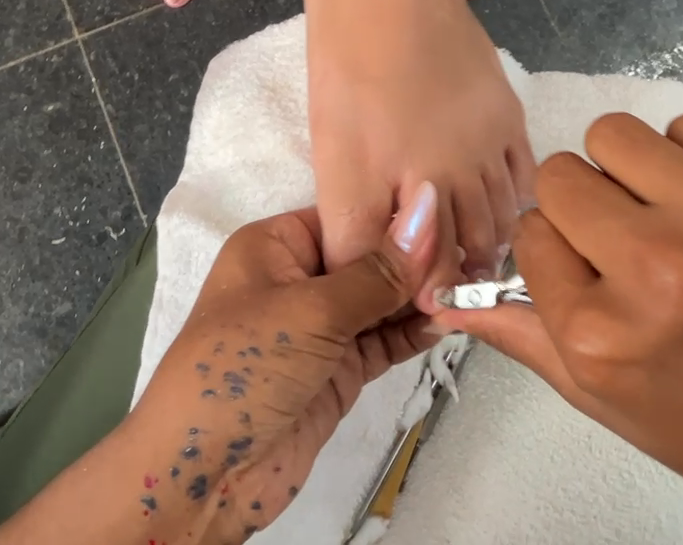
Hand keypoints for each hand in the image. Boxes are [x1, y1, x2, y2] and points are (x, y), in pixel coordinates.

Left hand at [123, 188, 441, 543]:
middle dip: (414, 261)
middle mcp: (296, 279)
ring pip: (379, 302)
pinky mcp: (337, 370)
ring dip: (419, 298)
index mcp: (275, 246)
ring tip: (472, 286)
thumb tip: (431, 209)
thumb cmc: (246, 364)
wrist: (210, 472)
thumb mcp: (312, 309)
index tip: (451, 213)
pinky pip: (382, 341)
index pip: (345, 216)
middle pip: (366, 259)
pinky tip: (450, 320)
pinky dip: (413, 333)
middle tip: (472, 254)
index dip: (394, 217)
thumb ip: (378, 270)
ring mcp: (318, 328)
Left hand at [305, 0, 532, 312]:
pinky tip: (503, 209)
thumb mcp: (334, 147)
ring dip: (486, 245)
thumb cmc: (347, 61)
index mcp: (424, 189)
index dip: (419, 300)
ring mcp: (496, 137)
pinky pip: (521, 172)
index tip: (409, 318)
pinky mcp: (506, 106)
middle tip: (442, 300)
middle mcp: (472, 173)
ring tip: (471, 266)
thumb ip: (354, 220)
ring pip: (500, 215)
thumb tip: (362, 277)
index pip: (429, 271)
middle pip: (472, 247)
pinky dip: (512, 201)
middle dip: (456, 278)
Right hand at [442, 114, 682, 544]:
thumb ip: (519, 334)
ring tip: (672, 217)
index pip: (528, 232)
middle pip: (561, 175)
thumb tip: (437, 298)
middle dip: (583, 207)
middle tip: (629, 243)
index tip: (593, 278)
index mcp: (602, 331)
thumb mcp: (603, 398)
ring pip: (618, 134)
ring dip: (630, 172)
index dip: (555, 252)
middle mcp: (659, 266)